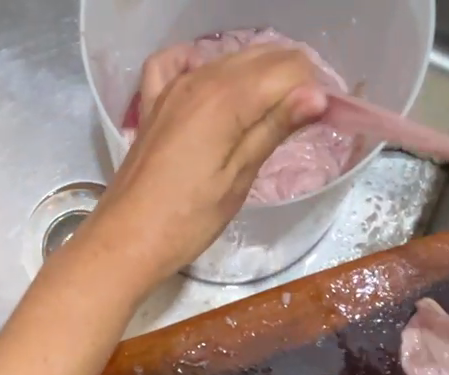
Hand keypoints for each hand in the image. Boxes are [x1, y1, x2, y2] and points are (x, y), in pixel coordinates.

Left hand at [80, 44, 328, 289]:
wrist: (124, 243)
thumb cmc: (184, 222)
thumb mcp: (236, 180)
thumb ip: (272, 130)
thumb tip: (315, 95)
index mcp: (225, 98)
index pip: (289, 70)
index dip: (313, 92)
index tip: (324, 122)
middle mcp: (199, 79)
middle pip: (263, 57)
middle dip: (291, 83)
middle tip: (302, 124)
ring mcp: (171, 88)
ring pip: (229, 59)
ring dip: (257, 78)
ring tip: (269, 118)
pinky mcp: (153, 105)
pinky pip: (179, 63)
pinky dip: (202, 66)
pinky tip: (214, 87)